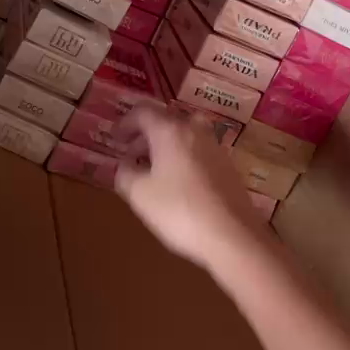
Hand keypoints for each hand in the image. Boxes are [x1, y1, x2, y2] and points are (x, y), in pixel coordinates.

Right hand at [115, 107, 267, 271]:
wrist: (234, 237)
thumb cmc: (180, 211)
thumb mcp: (139, 194)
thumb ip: (125, 174)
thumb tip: (125, 165)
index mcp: (169, 129)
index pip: (142, 112)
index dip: (125, 122)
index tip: (115, 139)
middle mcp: (193, 130)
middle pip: (165, 120)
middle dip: (145, 135)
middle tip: (132, 155)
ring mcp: (215, 147)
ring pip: (184, 135)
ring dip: (166, 146)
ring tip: (154, 170)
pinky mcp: (228, 166)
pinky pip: (199, 151)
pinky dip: (183, 158)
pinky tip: (179, 184)